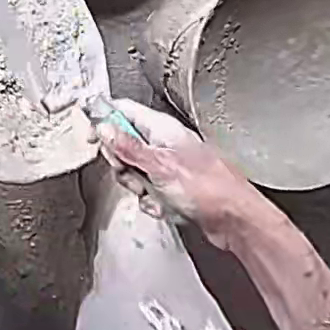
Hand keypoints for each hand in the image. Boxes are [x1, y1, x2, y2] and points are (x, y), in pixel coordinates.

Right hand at [94, 98, 269, 243]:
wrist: (236, 220)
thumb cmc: (209, 189)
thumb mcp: (159, 166)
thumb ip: (127, 146)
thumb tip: (103, 128)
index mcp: (161, 128)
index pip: (122, 110)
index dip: (103, 120)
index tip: (93, 137)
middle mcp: (164, 142)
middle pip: (123, 143)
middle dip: (121, 163)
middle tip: (130, 172)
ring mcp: (168, 164)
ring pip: (133, 170)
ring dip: (137, 185)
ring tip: (153, 192)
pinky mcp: (172, 185)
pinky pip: (147, 189)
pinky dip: (152, 200)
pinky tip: (165, 205)